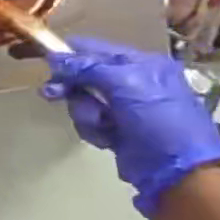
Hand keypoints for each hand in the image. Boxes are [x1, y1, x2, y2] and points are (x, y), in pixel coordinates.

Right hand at [41, 37, 219, 216]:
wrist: (175, 169)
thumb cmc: (156, 119)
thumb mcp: (125, 84)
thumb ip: (88, 68)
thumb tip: (55, 57)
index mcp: (141, 64)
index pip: (97, 50)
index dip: (70, 54)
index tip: (44, 60)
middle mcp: (132, 82)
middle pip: (84, 77)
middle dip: (72, 88)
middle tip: (51, 94)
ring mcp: (124, 107)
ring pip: (83, 101)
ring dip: (86, 114)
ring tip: (103, 125)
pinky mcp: (116, 129)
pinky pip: (89, 121)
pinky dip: (93, 129)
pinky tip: (108, 138)